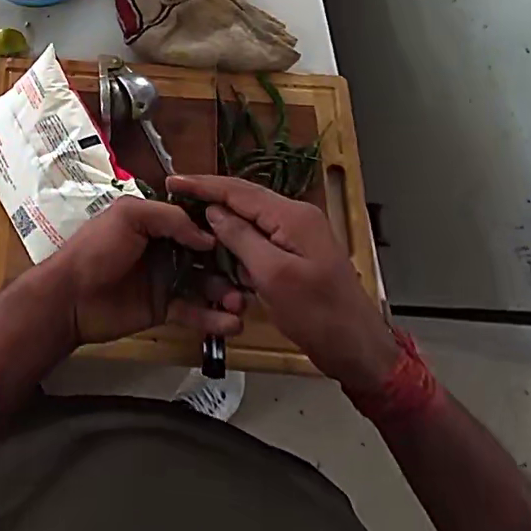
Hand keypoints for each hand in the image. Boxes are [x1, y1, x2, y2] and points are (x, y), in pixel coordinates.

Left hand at [29, 195, 244, 346]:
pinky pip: (193, 311)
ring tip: (241, 304)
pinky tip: (230, 324)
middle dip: (230, 264)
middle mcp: (164, 247)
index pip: (195, 220)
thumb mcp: (128, 217)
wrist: (69, 298)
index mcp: (155, 221)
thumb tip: (207, 237)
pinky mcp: (163, 308)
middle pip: (206, 254)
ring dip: (225, 293)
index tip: (244, 236)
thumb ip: (169, 219)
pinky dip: (212, 318)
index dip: (219, 228)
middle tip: (250, 276)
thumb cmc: (95, 250)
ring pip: (204, 284)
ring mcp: (165, 278)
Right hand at [166, 174, 399, 390]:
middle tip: (174, 197)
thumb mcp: (274, 276)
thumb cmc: (318, 315)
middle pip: (244, 199)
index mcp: (292, 216)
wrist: (359, 349)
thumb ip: (242, 238)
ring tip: (188, 222)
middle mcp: (295, 217)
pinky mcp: (296, 254)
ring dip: (222, 224)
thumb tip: (213, 211)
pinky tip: (218, 253)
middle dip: (209, 198)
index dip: (203, 185)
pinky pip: (259, 240)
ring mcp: (297, 235)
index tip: (171, 181)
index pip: (239, 190)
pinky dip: (237, 245)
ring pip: (249, 220)